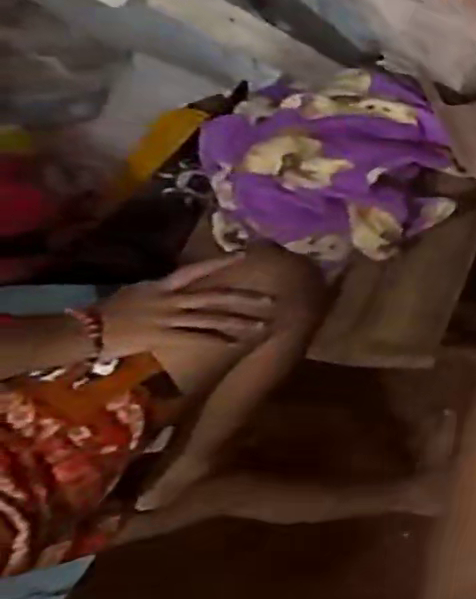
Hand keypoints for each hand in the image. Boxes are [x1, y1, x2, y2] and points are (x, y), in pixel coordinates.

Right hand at [97, 255, 273, 358]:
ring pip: (212, 319)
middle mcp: (170, 300)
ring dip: (239, 323)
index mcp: (162, 286)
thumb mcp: (139, 292)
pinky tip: (235, 344)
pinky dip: (217, 341)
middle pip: (216, 297)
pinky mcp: (162, 336)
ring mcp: (167, 318)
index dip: (220, 262)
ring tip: (263, 325)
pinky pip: (196, 338)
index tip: (245, 254)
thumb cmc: (108, 311)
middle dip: (246, 299)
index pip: (196, 270)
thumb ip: (166, 289)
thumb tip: (188, 286)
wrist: (80, 331)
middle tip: (272, 300)